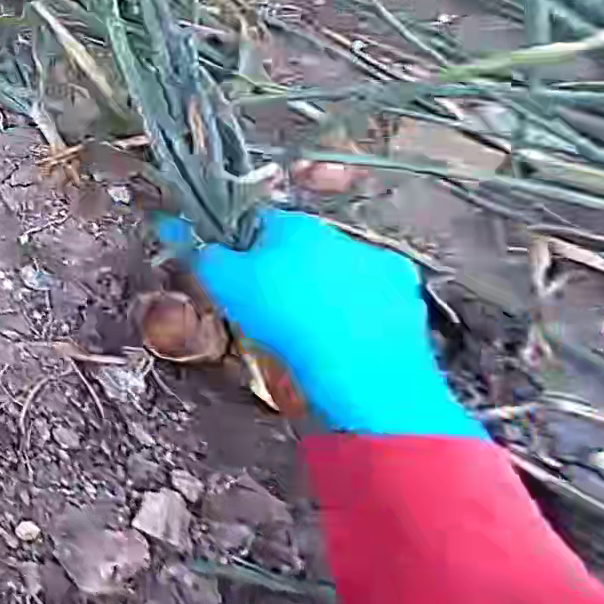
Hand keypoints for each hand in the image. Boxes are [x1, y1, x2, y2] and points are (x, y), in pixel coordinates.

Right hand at [156, 210, 483, 437]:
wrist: (363, 380)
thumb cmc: (284, 319)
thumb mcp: (219, 281)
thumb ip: (203, 253)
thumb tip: (192, 239)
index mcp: (297, 224)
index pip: (256, 222)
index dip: (237, 248)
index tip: (230, 274)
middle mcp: (344, 238)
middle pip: (296, 249)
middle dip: (279, 270)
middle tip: (259, 303)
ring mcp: (383, 273)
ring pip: (333, 277)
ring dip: (316, 294)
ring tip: (297, 328)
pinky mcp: (410, 309)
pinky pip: (365, 306)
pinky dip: (349, 319)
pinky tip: (331, 342)